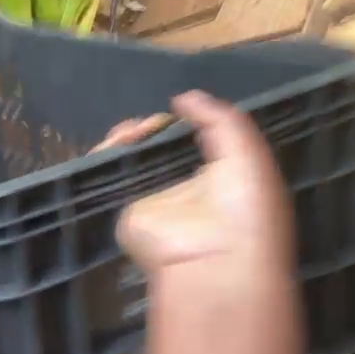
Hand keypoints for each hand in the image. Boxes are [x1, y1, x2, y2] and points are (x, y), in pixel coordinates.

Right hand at [99, 92, 293, 276]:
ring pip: (129, 154)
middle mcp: (183, 183)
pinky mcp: (123, 203)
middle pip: (156, 144)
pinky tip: (119, 141)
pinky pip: (108, 171)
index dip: (184, 121)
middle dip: (151, 127)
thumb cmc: (242, 206)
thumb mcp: (248, 155)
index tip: (178, 108)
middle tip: (152, 122)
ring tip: (133, 131)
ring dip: (128, 135)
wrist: (211, 257)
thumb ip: (221, 119)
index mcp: (219, 174)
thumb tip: (183, 96)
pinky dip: (107, 151)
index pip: (194, 139)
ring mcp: (151, 194)